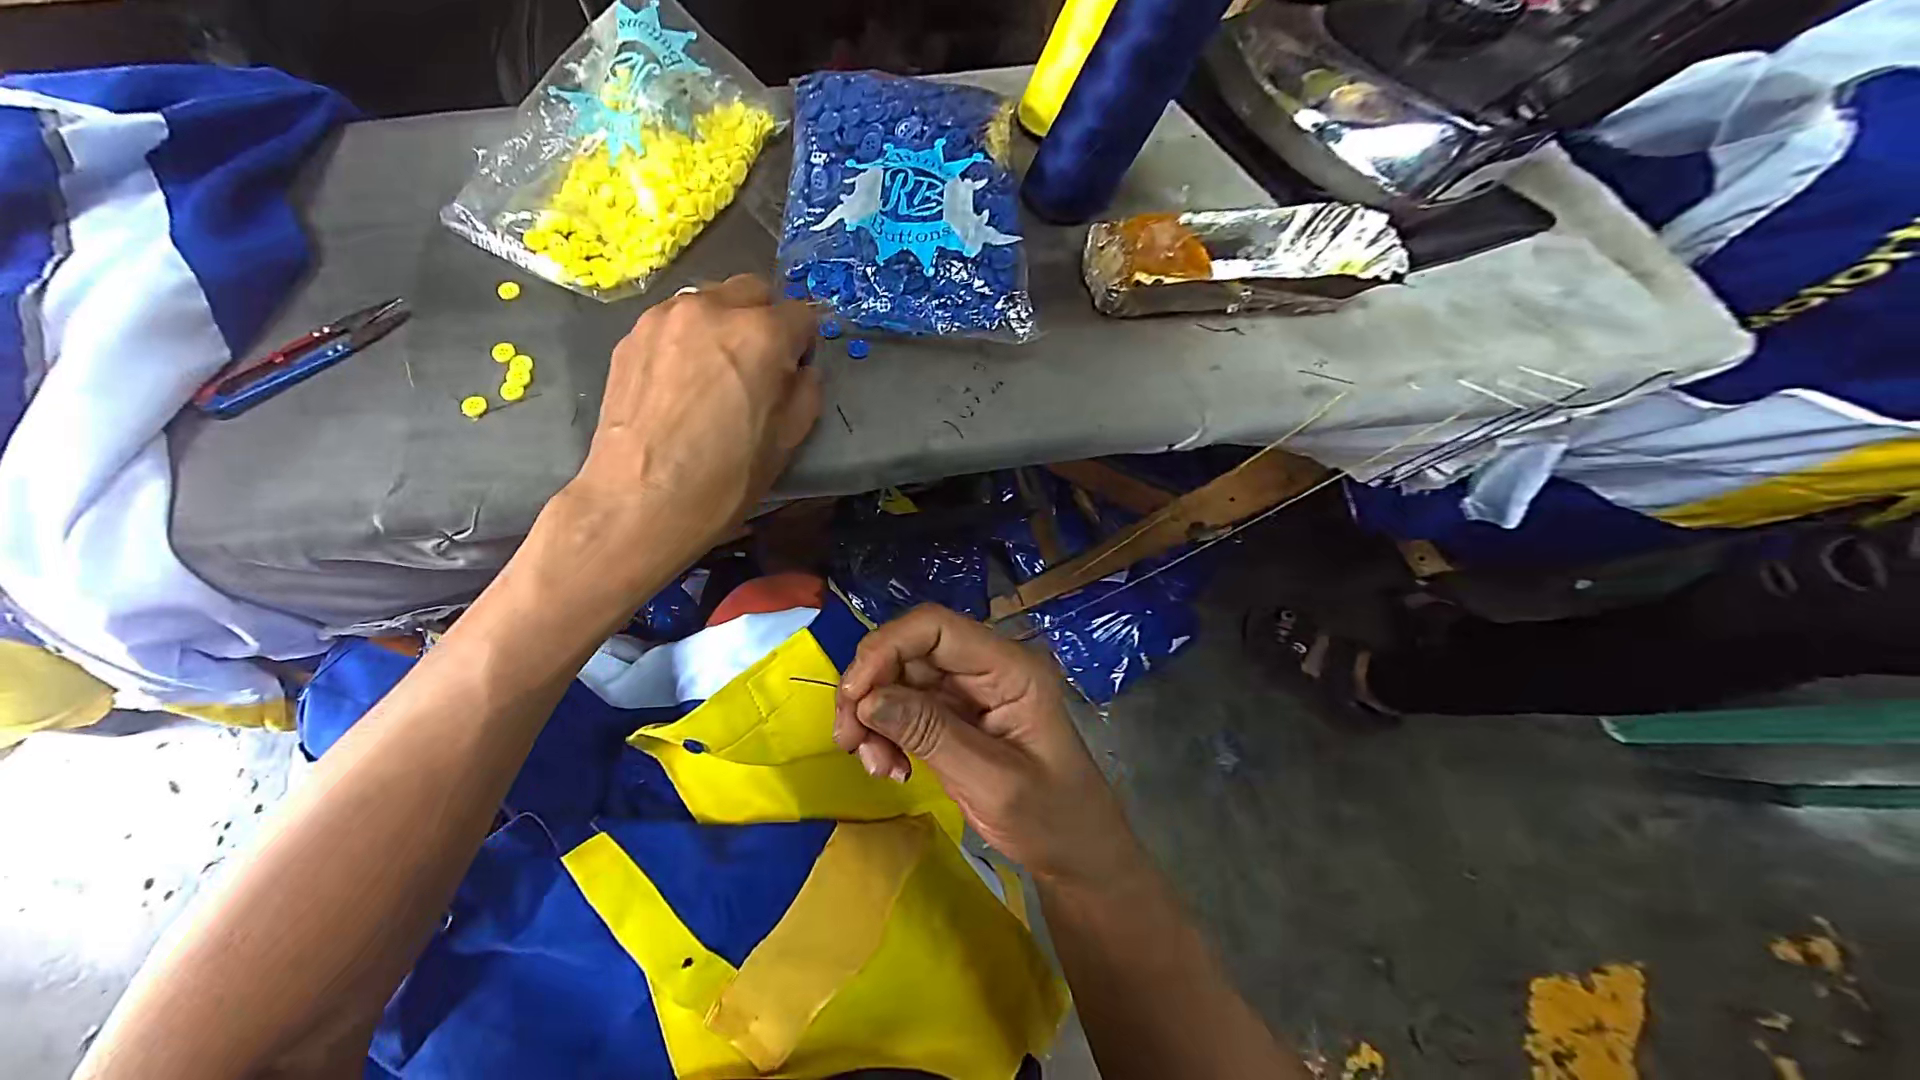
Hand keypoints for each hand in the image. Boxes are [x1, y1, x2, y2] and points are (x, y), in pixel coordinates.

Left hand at [569, 274, 820, 554]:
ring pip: (711, 300)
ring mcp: (664, 317)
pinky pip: (675, 320)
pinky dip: (690, 337)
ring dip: (726, 323)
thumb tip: (801, 370)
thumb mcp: (788, 441)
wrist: (640, 501)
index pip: (802, 313)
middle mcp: (712, 309)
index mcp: (761, 334)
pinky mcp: (631, 335)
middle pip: (754, 291)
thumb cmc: (725, 478)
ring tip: (718, 371)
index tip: (798, 367)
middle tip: (762, 363)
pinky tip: (684, 380)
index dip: (806, 342)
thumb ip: (807, 391)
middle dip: (767, 318)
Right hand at [834, 605, 1142, 885]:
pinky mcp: (953, 714)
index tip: (854, 696)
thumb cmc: (1053, 818)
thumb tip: (867, 700)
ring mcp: (968, 690)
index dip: (886, 648)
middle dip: (870, 690)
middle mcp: (985, 667)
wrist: (1076, 852)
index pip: (935, 626)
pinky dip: (884, 733)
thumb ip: (932, 735)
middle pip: (908, 650)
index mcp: (1010, 668)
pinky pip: (903, 707)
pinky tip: (890, 768)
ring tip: (877, 766)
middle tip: (851, 742)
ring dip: (872, 717)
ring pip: (898, 679)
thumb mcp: (994, 783)